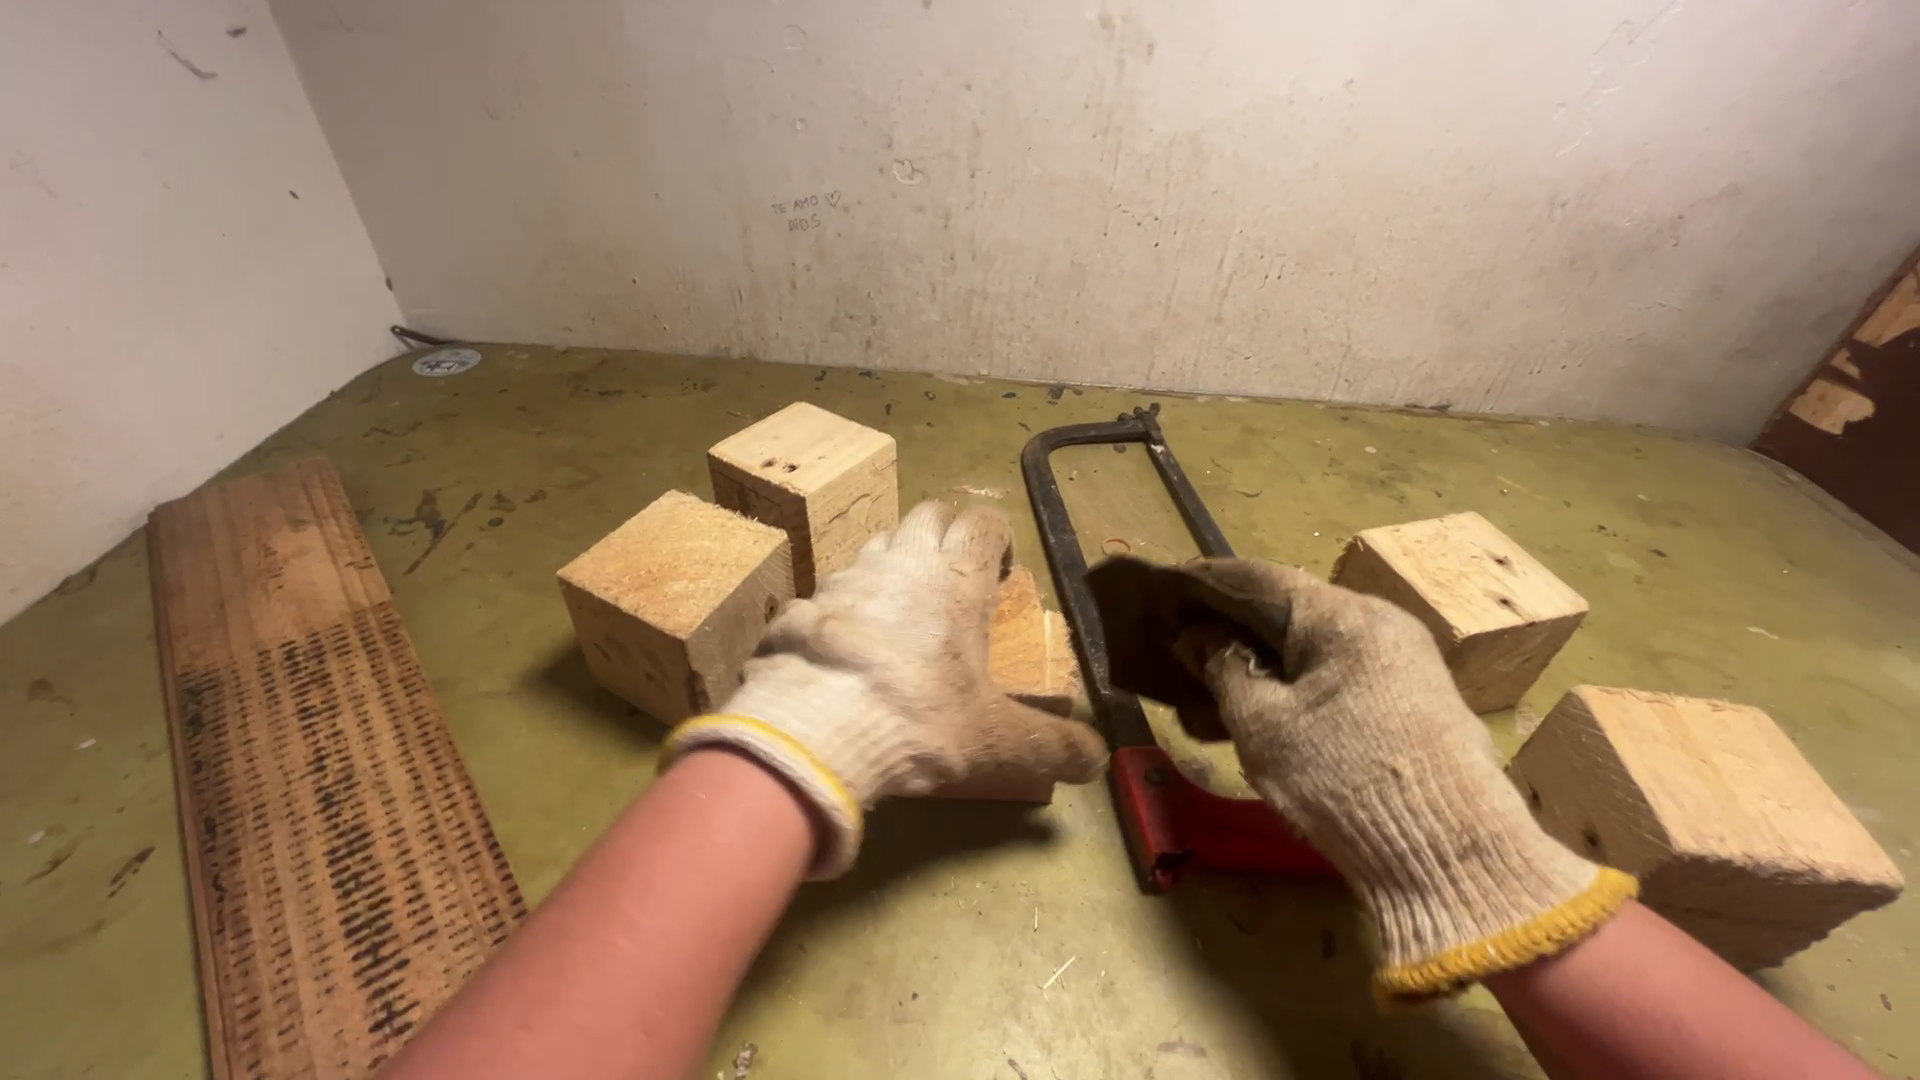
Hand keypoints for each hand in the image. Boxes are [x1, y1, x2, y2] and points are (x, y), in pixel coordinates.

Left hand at [662, 501, 1106, 876]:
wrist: (814, 728)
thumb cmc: (920, 719)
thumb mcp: (997, 741)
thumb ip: (1053, 746)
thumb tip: (1097, 760)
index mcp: (957, 579)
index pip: (983, 522)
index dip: (996, 537)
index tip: (1000, 571)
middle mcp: (903, 562)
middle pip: (929, 514)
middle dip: (946, 534)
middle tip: (955, 580)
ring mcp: (848, 576)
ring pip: (879, 542)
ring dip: (897, 561)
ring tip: (903, 608)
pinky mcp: (805, 602)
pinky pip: (833, 587)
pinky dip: (849, 603)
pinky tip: (849, 645)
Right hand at [1175, 559, 1635, 1003]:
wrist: (1455, 862)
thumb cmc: (1344, 781)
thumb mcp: (1263, 724)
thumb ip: (1222, 667)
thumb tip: (1196, 636)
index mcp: (1343, 616)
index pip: (1258, 578)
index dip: (1204, 583)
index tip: (1163, 592)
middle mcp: (1379, 623)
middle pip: (1287, 609)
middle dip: (1229, 626)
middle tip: (1181, 644)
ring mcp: (1401, 660)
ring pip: (1311, 644)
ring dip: (1258, 660)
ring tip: (1209, 686)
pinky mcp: (1410, 698)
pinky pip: (1337, 672)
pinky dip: (1292, 682)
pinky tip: (1259, 709)